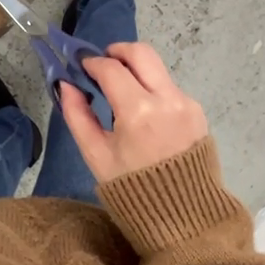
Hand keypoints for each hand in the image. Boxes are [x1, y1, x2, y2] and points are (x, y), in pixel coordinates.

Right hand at [57, 43, 209, 182]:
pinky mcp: (197, 110)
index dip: (93, 62)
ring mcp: (186, 103)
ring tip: (121, 89)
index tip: (82, 65)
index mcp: (138, 111)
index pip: (111, 68)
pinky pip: (170, 87)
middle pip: (142, 52)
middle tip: (103, 62)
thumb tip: (66, 84)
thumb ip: (77, 115)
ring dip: (136, 70)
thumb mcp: (96, 155)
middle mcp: (166, 99)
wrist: (182, 214)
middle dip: (118, 51)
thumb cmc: (132, 188)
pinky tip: (143, 111)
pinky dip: (152, 89)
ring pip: (158, 68)